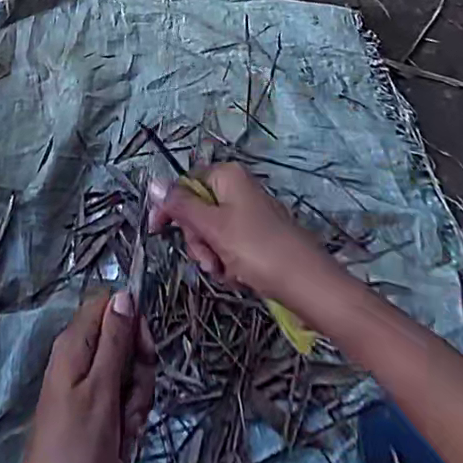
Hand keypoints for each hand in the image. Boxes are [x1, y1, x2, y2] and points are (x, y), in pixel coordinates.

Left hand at [18, 290, 156, 462]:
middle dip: (138, 370)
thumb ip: (114, 340)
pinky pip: (121, 398)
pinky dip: (128, 417)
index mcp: (75, 343)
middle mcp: (79, 357)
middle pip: (122, 340)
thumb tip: (124, 293)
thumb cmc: (77, 447)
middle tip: (133, 399)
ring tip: (127, 427)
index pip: (109, 304)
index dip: (132, 322)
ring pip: (126, 371)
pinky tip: (123, 440)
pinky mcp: (93, 410)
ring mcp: (86, 385)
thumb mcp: (101, 390)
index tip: (145, 351)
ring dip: (136, 399)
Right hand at [146, 163, 341, 307]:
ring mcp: (249, 213)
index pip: (184, 185)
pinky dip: (229, 262)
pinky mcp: (258, 237)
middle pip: (197, 210)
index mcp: (227, 177)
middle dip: (198, 239)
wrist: (309, 285)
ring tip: (228, 271)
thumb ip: (180, 205)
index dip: (170, 209)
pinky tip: (240, 276)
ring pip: (211, 232)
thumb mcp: (213, 226)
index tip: (156, 232)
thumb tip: (153, 182)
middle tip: (210, 258)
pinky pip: (229, 246)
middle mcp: (238, 189)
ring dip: (212, 255)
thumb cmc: (258, 250)